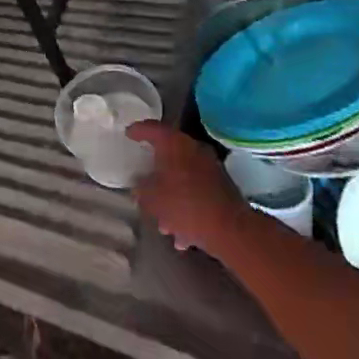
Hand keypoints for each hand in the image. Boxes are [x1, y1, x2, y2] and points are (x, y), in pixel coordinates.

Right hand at [126, 121, 243, 252]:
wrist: (230, 230)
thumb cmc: (184, 206)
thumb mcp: (151, 199)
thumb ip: (141, 188)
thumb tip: (140, 185)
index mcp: (174, 144)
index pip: (152, 128)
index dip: (138, 130)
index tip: (128, 133)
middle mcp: (194, 149)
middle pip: (170, 151)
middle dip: (156, 166)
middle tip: (143, 172)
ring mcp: (211, 166)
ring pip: (184, 174)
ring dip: (172, 190)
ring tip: (161, 215)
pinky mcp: (223, 186)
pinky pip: (197, 190)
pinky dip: (186, 203)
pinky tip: (179, 228)